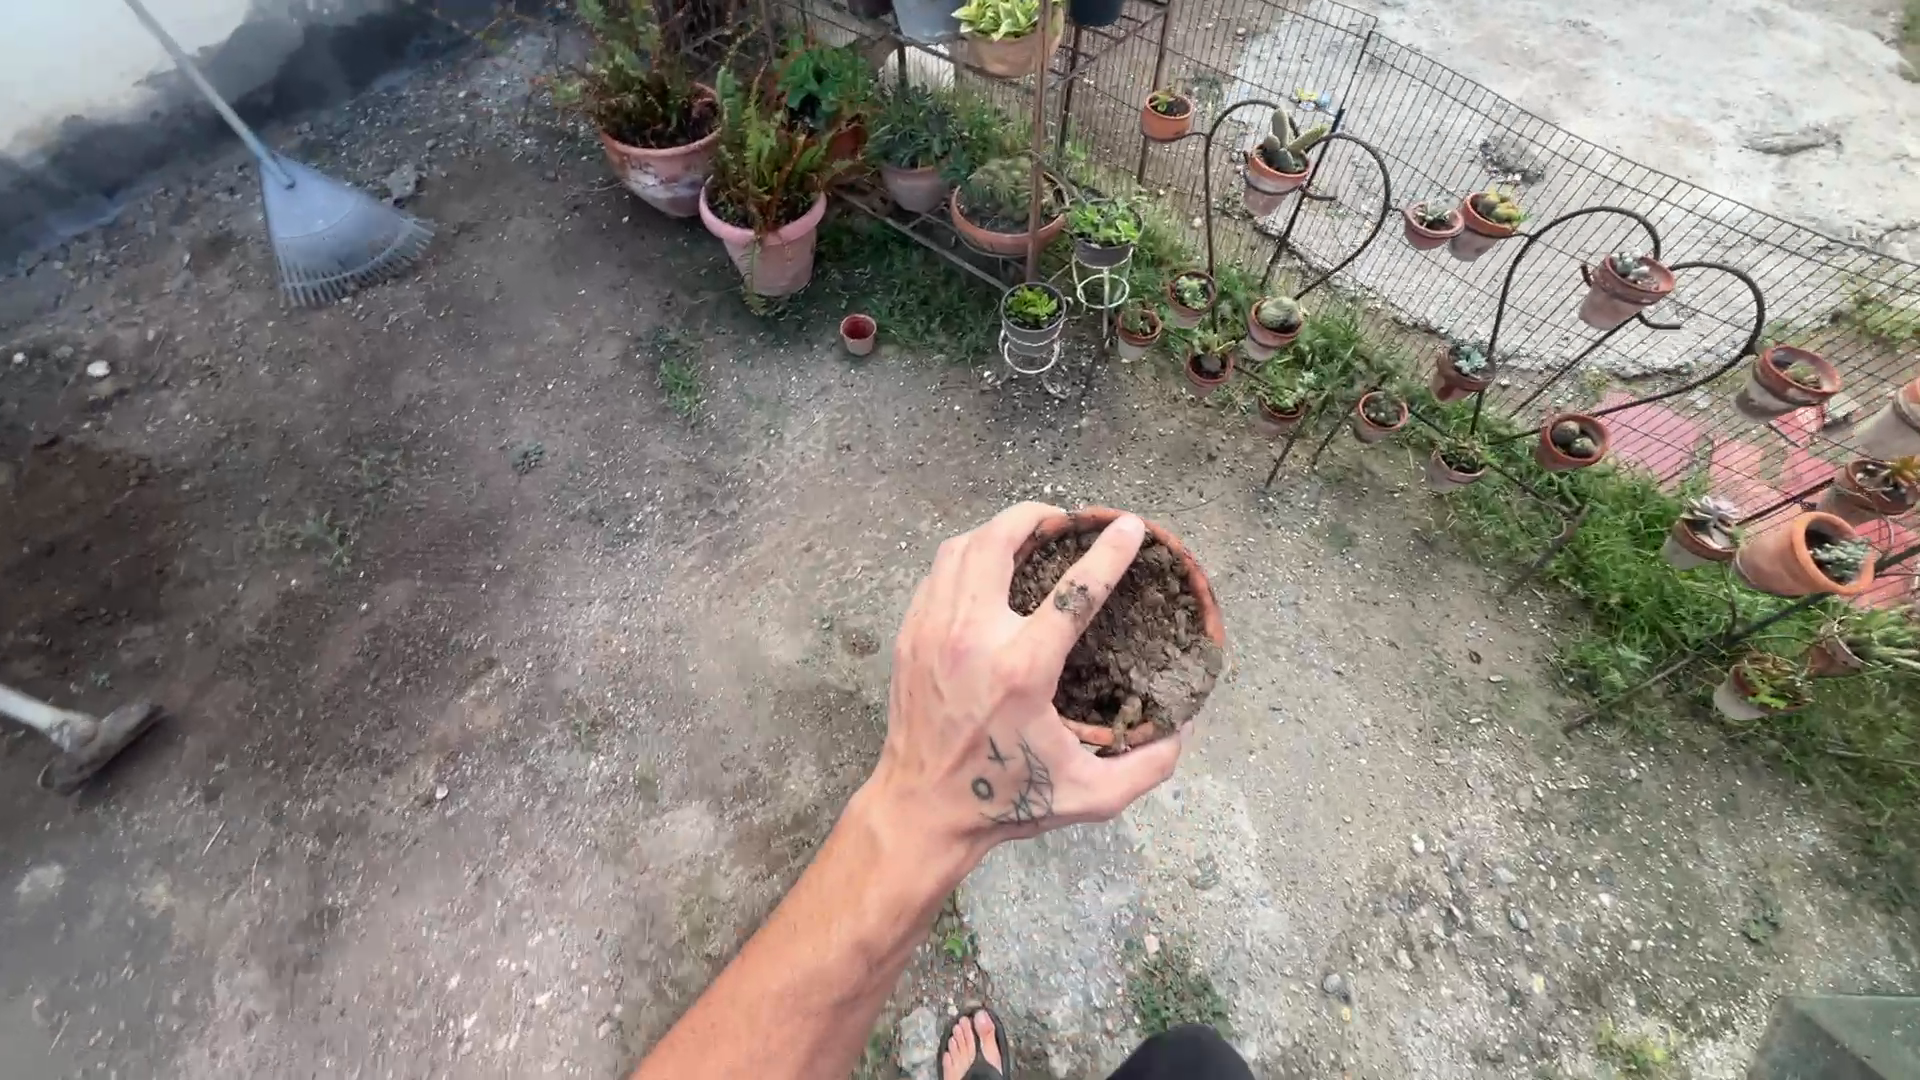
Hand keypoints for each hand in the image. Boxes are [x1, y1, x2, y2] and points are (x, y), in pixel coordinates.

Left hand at [864, 502, 1187, 868]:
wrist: (921, 808)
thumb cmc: (1005, 799)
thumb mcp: (1090, 795)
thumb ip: (1149, 764)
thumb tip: (1187, 726)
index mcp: (1022, 669)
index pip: (1075, 591)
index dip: (1109, 552)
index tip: (1129, 526)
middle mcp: (973, 636)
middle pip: (998, 541)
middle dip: (1034, 516)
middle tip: (1062, 519)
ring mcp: (932, 630)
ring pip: (960, 548)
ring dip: (995, 530)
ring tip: (1024, 535)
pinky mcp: (910, 635)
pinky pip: (936, 573)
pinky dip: (964, 557)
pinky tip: (983, 569)